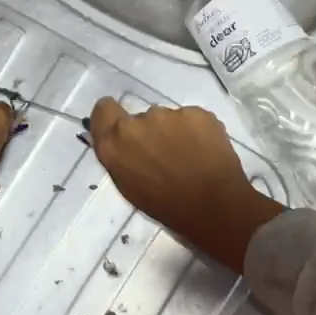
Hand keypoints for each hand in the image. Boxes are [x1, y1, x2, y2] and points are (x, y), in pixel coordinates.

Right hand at [89, 99, 282, 272]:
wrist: (211, 205)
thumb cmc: (163, 204)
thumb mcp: (127, 184)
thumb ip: (120, 155)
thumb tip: (126, 144)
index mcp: (114, 143)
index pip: (104, 109)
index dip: (113, 116)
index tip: (124, 128)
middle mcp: (136, 123)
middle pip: (139, 117)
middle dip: (149, 131)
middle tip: (164, 155)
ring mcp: (168, 114)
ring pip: (167, 118)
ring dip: (173, 132)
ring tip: (189, 156)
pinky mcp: (197, 112)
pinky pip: (191, 118)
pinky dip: (196, 131)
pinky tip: (205, 151)